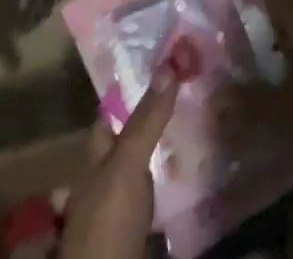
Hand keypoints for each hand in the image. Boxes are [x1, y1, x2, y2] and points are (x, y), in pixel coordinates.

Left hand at [60, 71, 178, 258]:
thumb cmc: (109, 217)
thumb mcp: (126, 163)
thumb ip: (145, 121)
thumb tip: (168, 64)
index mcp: (95, 157)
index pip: (110, 115)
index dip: (131, 90)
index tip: (162, 67)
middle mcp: (106, 177)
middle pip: (130, 141)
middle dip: (153, 121)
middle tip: (189, 96)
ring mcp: (124, 204)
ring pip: (145, 168)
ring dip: (166, 152)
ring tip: (197, 129)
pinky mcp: (143, 227)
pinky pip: (159, 197)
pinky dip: (175, 185)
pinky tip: (194, 177)